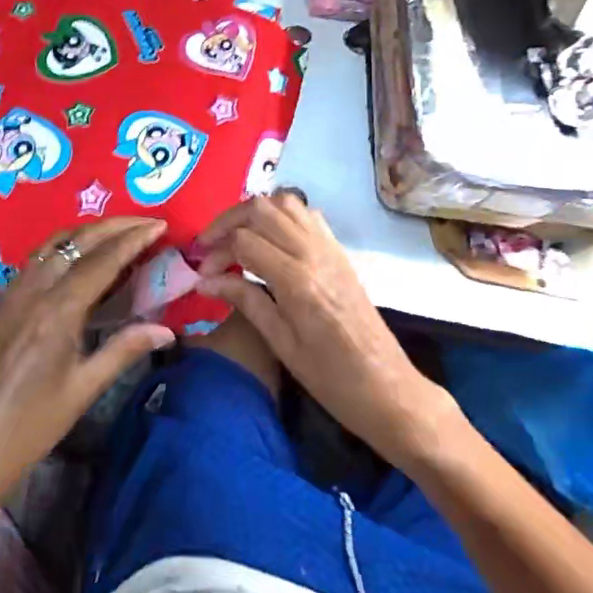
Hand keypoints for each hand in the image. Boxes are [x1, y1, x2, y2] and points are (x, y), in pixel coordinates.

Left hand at [0, 218, 175, 509]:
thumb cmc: (32, 424)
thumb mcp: (83, 389)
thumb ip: (124, 350)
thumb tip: (166, 330)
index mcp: (57, 309)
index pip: (102, 260)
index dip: (133, 239)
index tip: (160, 224)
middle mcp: (32, 289)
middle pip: (76, 241)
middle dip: (113, 226)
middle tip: (145, 221)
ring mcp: (10, 291)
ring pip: (51, 245)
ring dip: (85, 233)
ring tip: (116, 234)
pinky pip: (33, 260)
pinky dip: (61, 249)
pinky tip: (74, 262)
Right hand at [195, 195, 458, 464]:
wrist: (389, 390)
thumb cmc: (331, 378)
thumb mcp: (281, 344)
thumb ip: (244, 301)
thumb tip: (204, 280)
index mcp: (296, 280)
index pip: (243, 240)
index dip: (216, 252)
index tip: (203, 273)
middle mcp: (313, 253)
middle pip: (260, 209)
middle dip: (227, 221)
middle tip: (210, 247)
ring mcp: (330, 248)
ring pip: (284, 202)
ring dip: (253, 212)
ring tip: (235, 237)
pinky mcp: (339, 251)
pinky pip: (306, 214)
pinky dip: (281, 215)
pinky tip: (269, 239)